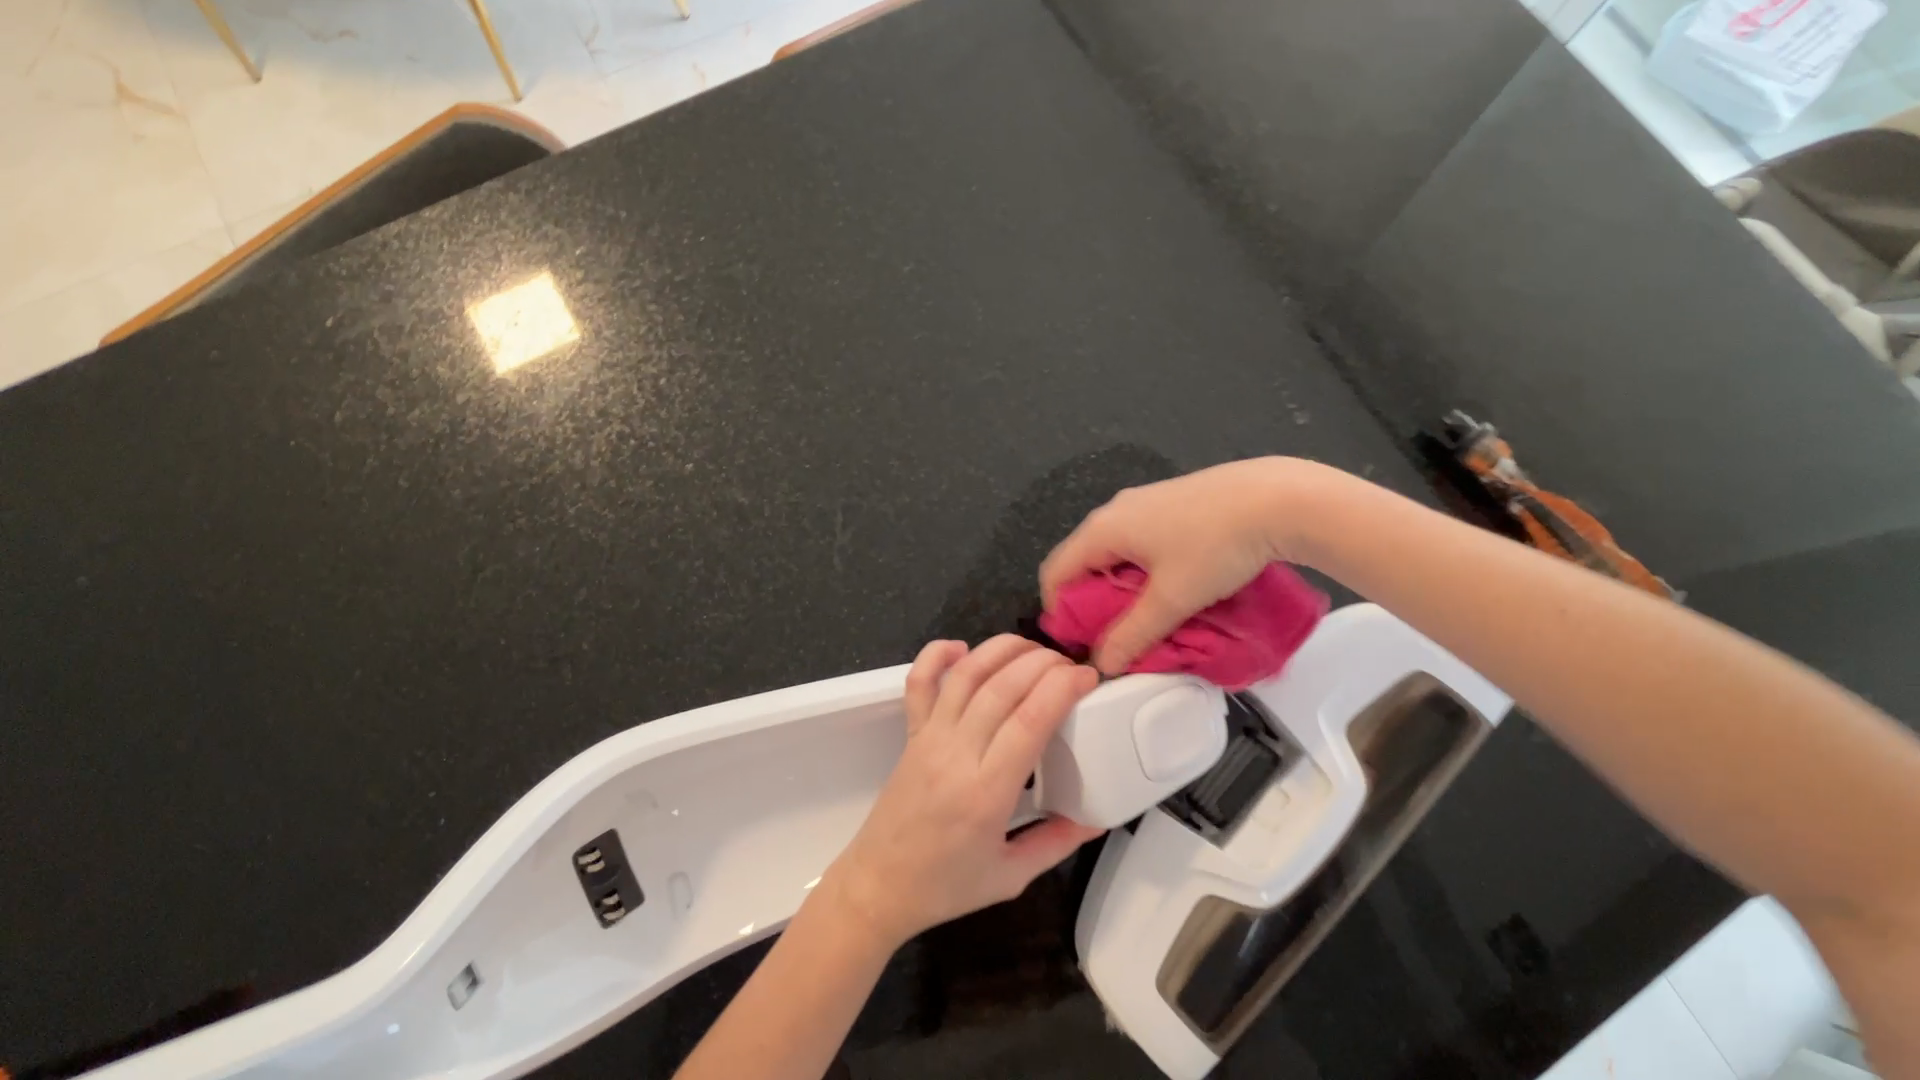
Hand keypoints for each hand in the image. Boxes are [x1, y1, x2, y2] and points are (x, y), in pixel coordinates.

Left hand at [820, 636, 1104, 949]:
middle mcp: (956, 755)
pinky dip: (937, 655)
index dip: (1062, 688)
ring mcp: (928, 739)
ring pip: (966, 675)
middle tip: (1072, 666)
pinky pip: (919, 683)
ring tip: (1036, 650)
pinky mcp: (910, 735)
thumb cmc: (945, 886)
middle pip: (1002, 688)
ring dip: (1002, 650)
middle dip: (1043, 664)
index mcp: (986, 793)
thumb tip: (1099, 817)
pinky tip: (964, 648)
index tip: (1089, 678)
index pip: (1028, 721)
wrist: (877, 887)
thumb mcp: (1011, 876)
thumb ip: (1057, 842)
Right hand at [1040, 457, 1335, 674]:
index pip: (1056, 572)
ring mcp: (1145, 501)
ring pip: (1116, 551)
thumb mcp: (1172, 600)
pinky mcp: (1173, 501)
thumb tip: (1102, 664)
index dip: (1059, 612)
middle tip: (1115, 637)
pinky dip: (1144, 569)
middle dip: (1092, 603)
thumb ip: (1133, 635)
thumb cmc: (1215, 547)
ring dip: (1122, 587)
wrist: (1279, 498)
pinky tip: (1175, 585)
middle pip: (1084, 561)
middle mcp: (1115, 510)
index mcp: (1102, 529)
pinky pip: (1141, 540)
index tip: (1080, 644)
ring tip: (1148, 617)